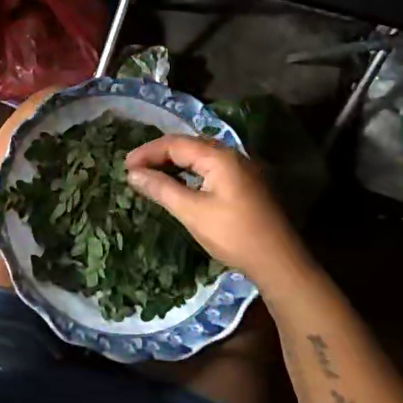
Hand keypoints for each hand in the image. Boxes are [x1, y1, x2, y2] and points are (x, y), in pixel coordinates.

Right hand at [125, 135, 309, 285]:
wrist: (277, 259)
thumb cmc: (233, 234)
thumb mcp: (193, 212)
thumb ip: (162, 189)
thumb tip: (133, 174)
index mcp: (220, 157)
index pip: (176, 143)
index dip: (148, 152)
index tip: (124, 166)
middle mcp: (232, 155)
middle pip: (189, 145)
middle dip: (160, 154)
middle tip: (135, 170)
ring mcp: (242, 168)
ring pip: (201, 157)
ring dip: (175, 163)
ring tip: (151, 175)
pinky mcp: (246, 183)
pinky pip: (212, 168)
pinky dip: (191, 173)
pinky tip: (180, 185)